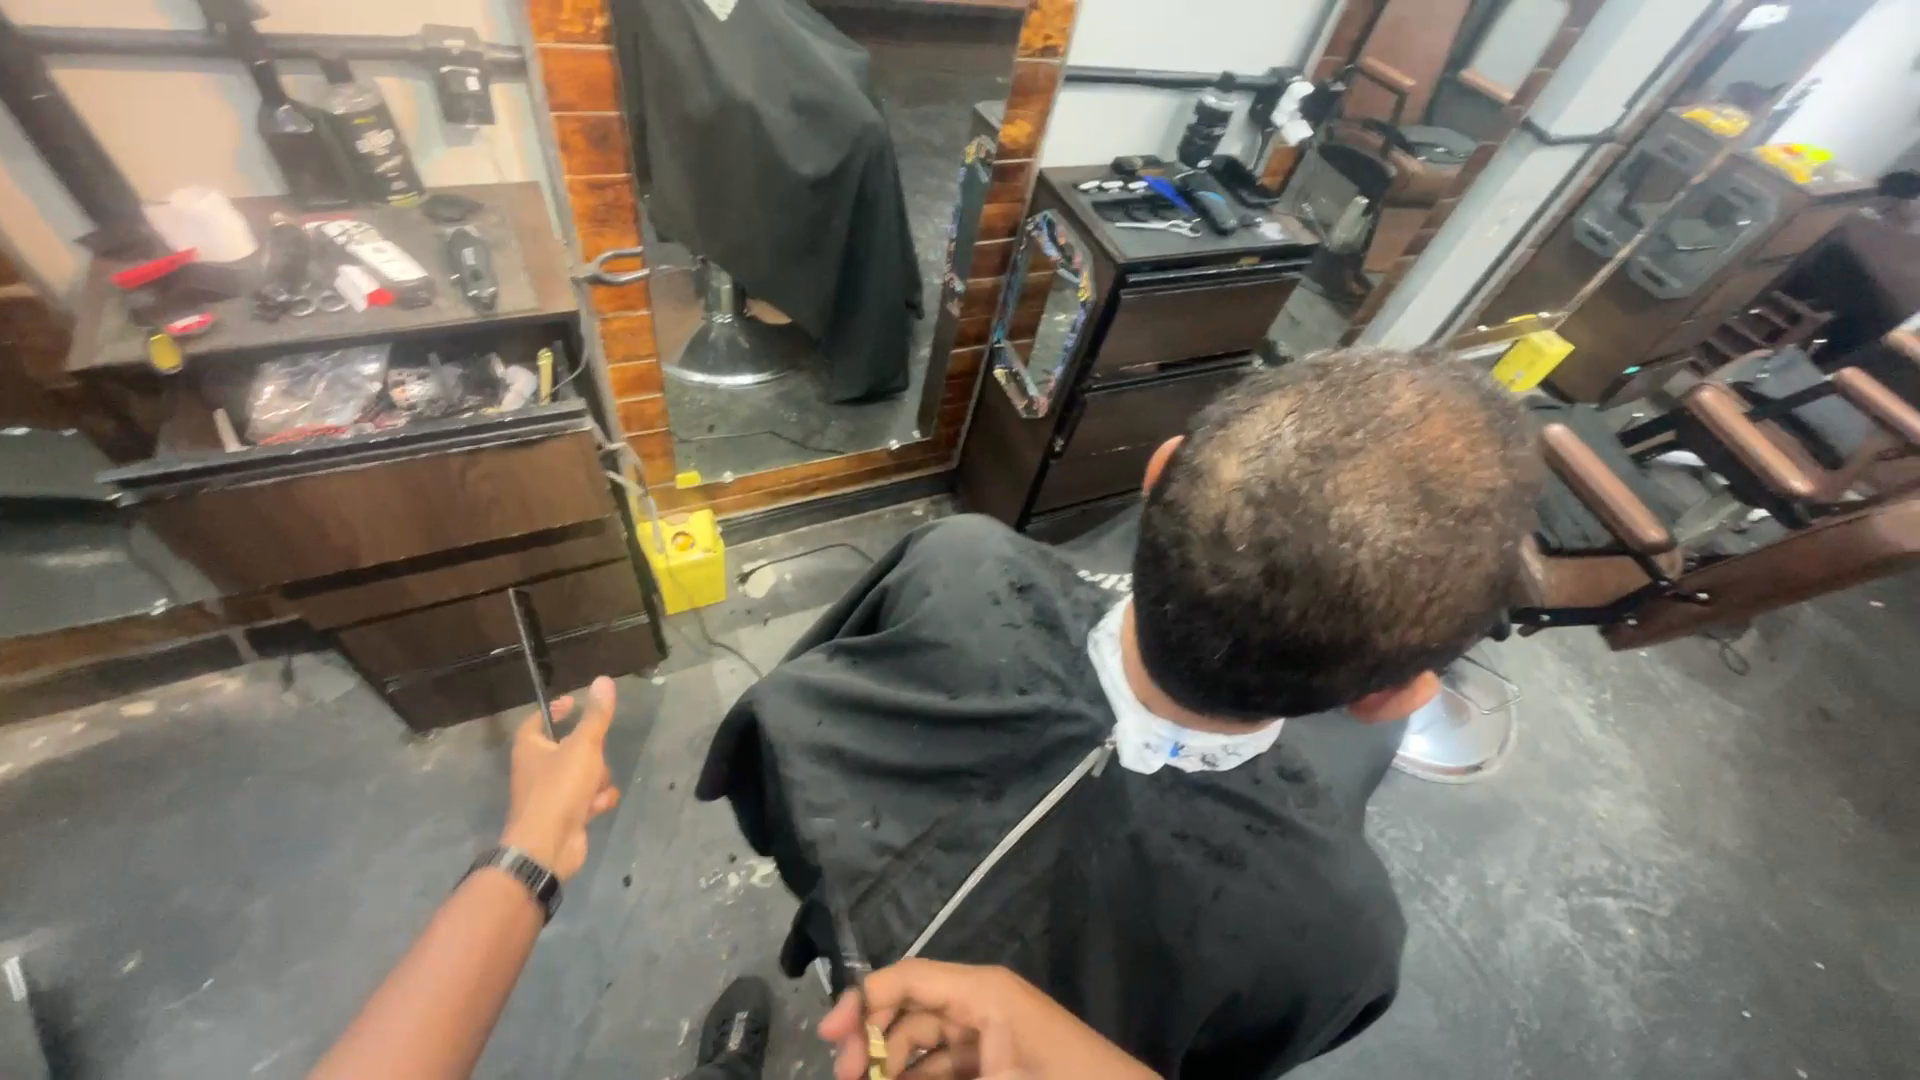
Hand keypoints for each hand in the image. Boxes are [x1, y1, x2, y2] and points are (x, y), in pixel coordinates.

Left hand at [499, 676, 620, 880]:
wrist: (548, 845)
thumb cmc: (559, 788)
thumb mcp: (583, 746)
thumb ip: (596, 715)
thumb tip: (604, 680)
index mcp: (530, 748)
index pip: (538, 721)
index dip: (555, 711)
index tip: (574, 703)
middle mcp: (536, 769)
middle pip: (571, 748)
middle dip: (592, 753)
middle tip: (596, 755)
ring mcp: (550, 793)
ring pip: (586, 773)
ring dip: (598, 779)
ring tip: (595, 789)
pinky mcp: (565, 814)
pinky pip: (589, 797)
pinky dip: (597, 801)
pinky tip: (596, 807)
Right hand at [818, 959, 1157, 1079]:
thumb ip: (928, 1074)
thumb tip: (877, 1074)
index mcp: (982, 990)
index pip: (909, 976)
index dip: (863, 998)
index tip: (827, 1037)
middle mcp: (982, 1001)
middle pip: (912, 1008)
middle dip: (874, 1039)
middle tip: (846, 1077)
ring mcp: (993, 1032)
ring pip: (926, 1041)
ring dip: (894, 1065)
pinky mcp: (1000, 1061)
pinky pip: (947, 1064)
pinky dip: (921, 1078)